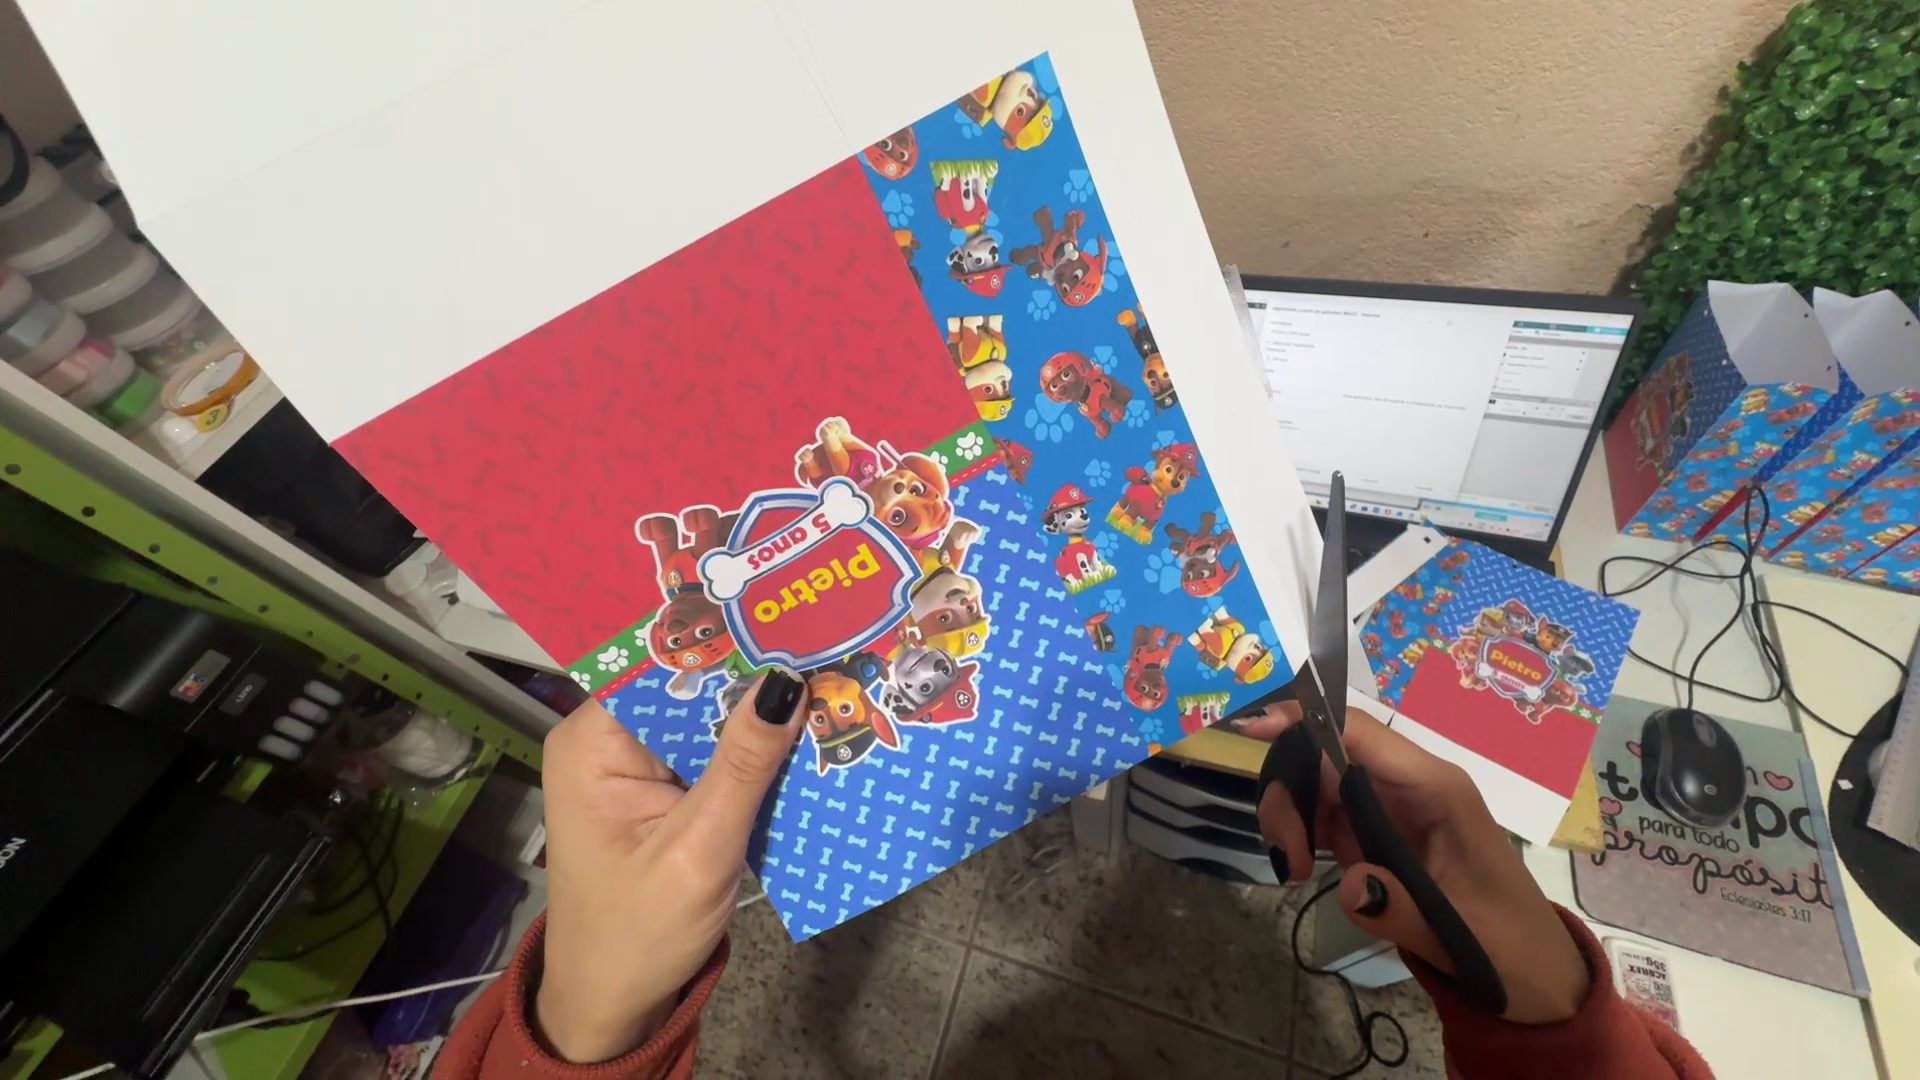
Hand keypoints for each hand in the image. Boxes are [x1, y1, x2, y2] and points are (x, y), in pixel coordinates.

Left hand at [535, 671, 804, 1061]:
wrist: (616, 1007)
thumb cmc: (640, 934)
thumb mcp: (700, 847)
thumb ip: (744, 762)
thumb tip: (788, 679)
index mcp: (594, 741)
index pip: (665, 665)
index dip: (726, 639)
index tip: (788, 618)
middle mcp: (611, 737)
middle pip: (691, 684)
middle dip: (754, 672)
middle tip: (823, 642)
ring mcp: (639, 761)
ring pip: (710, 714)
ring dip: (762, 707)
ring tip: (827, 674)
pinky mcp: (666, 784)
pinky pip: (716, 747)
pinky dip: (756, 743)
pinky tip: (804, 727)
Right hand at [1238, 701, 1589, 1022]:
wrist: (1533, 975)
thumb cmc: (1509, 943)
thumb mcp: (1462, 936)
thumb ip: (1401, 909)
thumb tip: (1347, 885)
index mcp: (1435, 788)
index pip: (1360, 732)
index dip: (1305, 721)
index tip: (1254, 728)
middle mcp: (1404, 783)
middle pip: (1322, 755)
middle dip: (1289, 792)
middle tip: (1283, 850)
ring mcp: (1384, 802)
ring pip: (1311, 780)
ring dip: (1288, 815)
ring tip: (1291, 866)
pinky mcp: (1369, 824)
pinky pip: (1316, 808)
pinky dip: (1296, 830)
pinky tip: (1297, 864)